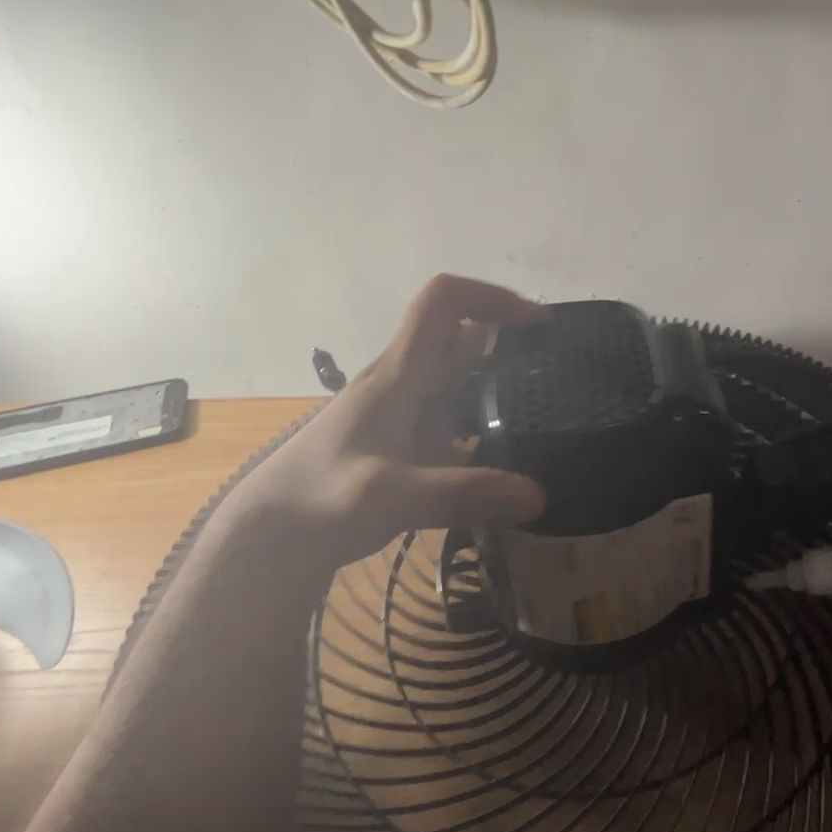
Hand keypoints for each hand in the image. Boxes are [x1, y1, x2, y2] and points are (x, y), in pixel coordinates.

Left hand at [218, 274, 547, 580]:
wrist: (271, 535)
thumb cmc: (320, 498)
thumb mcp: (390, 495)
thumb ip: (461, 493)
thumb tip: (538, 495)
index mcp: (400, 374)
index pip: (443, 302)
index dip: (490, 296)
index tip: (538, 324)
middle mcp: (405, 385)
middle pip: (462, 341)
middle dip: (511, 347)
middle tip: (560, 378)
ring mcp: (405, 418)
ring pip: (462, 384)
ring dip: (502, 391)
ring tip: (549, 420)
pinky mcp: (406, 448)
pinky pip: (457, 424)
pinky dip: (488, 432)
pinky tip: (513, 465)